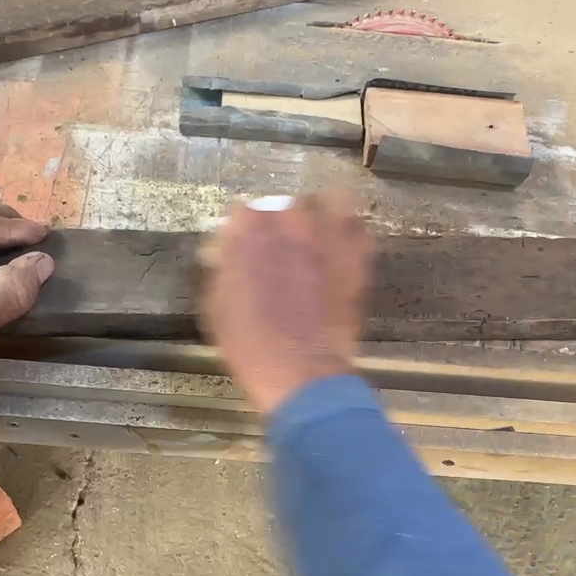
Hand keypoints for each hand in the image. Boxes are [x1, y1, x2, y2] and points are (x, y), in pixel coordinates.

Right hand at [200, 192, 371, 414]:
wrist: (301, 372)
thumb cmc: (250, 346)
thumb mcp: (217, 306)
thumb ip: (225, 266)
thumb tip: (228, 252)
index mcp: (248, 228)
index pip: (241, 211)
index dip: (243, 235)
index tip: (244, 253)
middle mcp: (288, 218)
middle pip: (284, 206)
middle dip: (280, 228)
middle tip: (280, 257)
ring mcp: (327, 232)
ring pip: (325, 203)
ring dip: (318, 220)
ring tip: (315, 244)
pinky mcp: (357, 253)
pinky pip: (358, 227)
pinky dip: (350, 234)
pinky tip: (341, 250)